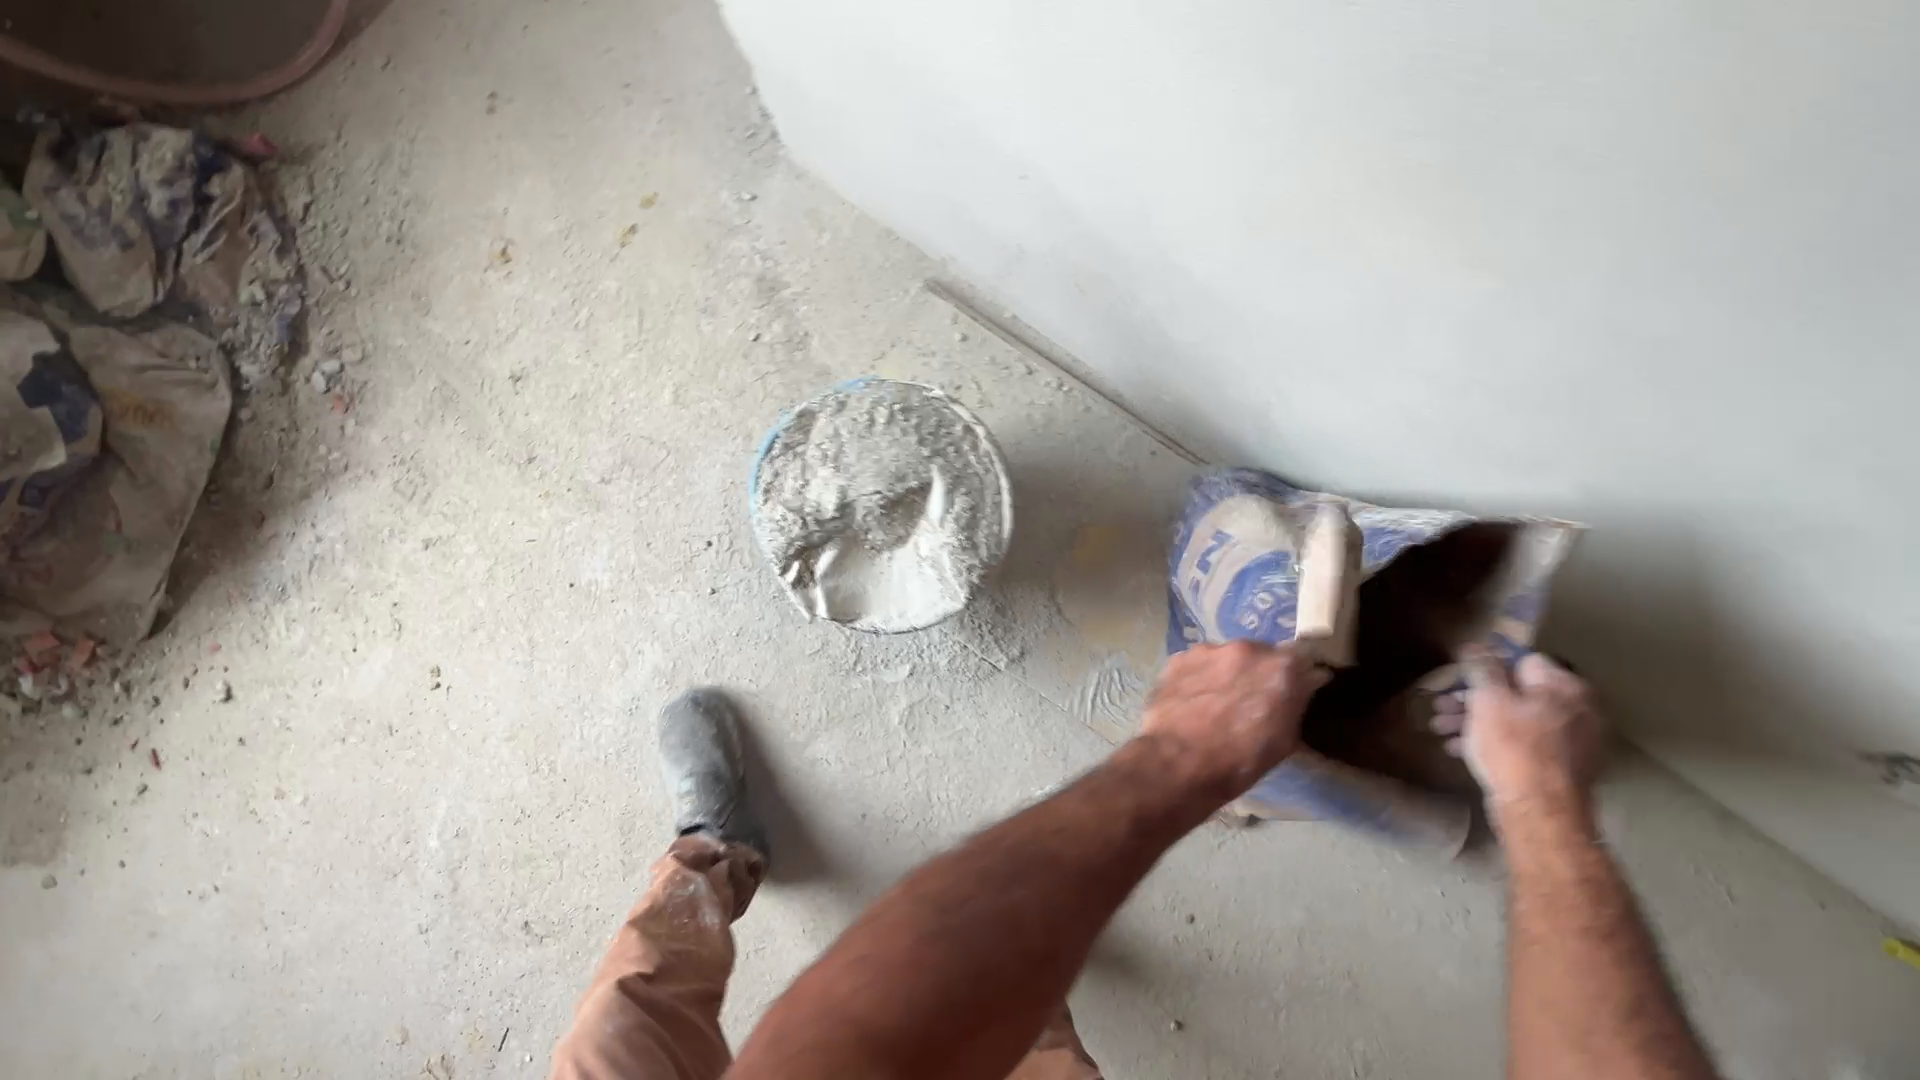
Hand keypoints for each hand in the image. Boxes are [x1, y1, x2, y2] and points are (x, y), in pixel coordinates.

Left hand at [1137, 642, 1327, 800]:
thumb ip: (1297, 702)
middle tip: (1250, 700)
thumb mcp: (1284, 740)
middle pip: (1261, 654)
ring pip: (1227, 657)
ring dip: (1228, 673)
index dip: (1296, 674)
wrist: (1177, 761)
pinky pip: (1198, 664)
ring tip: (1216, 703)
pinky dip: (1199, 677)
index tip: (1291, 689)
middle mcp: (1246, 648)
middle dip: (1259, 673)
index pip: (1300, 658)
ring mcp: (1209, 650)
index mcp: (1281, 667)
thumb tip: (1307, 682)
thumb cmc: (1240, 760)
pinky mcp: (1179, 658)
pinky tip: (1192, 701)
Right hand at [1430, 650, 1604, 815]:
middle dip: (1474, 699)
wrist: (1540, 811)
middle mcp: (1577, 710)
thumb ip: (1482, 668)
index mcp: (1566, 688)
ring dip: (1477, 721)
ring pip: (1515, 720)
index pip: (1523, 661)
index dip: (1487, 667)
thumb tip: (1475, 644)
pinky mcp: (1560, 768)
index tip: (1459, 677)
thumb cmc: (1513, 747)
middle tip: (1441, 706)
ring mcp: (1572, 742)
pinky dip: (1494, 743)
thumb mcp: (1489, 699)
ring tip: (1440, 730)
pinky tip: (1460, 750)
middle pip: (1516, 693)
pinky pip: (1522, 744)